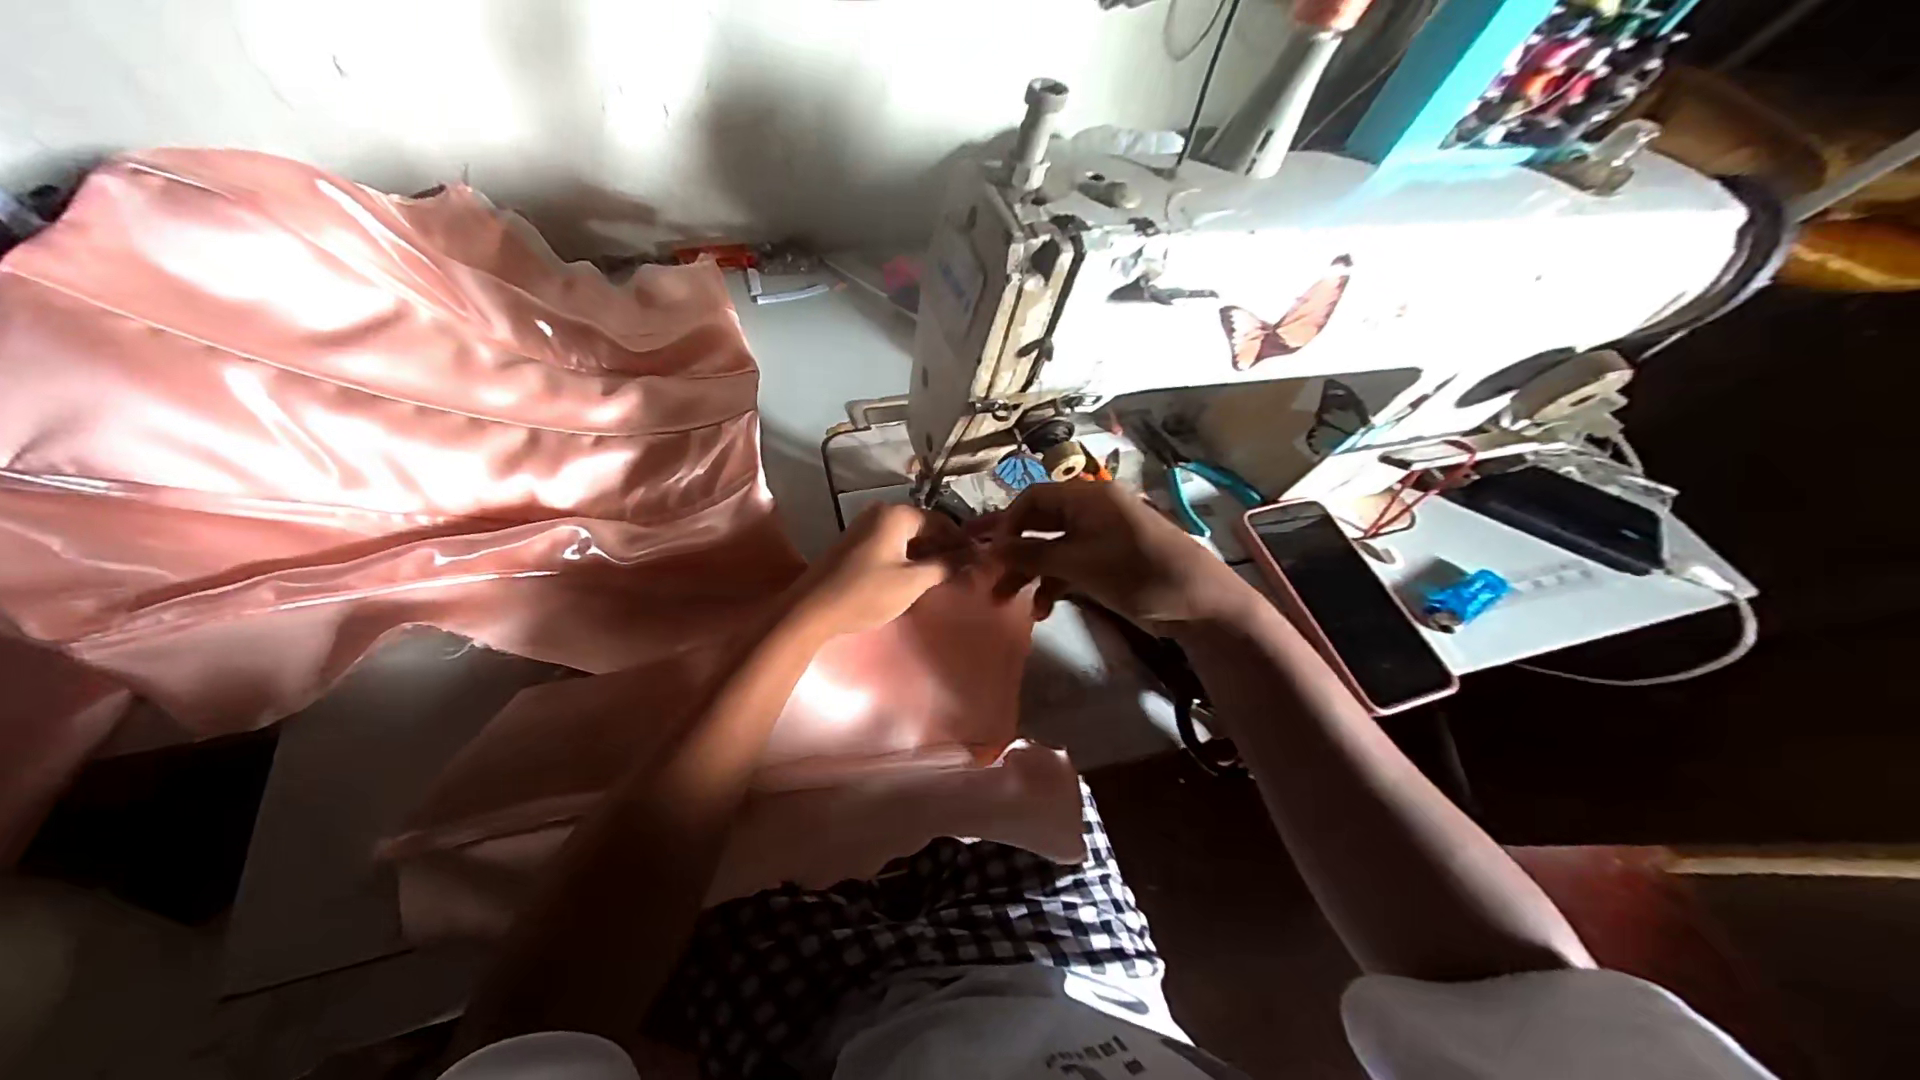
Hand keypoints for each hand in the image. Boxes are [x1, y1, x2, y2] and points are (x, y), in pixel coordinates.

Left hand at [789, 503, 959, 637]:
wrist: (811, 610)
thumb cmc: (866, 593)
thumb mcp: (912, 582)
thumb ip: (945, 565)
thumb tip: (972, 555)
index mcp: (896, 514)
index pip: (941, 520)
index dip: (961, 540)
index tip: (977, 560)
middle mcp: (881, 512)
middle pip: (924, 525)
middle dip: (944, 546)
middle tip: (963, 571)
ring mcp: (865, 527)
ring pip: (907, 536)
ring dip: (926, 553)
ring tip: (943, 576)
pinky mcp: (855, 544)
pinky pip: (891, 543)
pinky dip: (907, 556)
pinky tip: (916, 577)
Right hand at [979, 482, 1260, 632]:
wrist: (1198, 602)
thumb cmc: (1137, 573)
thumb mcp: (1079, 564)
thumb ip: (1032, 556)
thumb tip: (993, 550)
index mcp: (1086, 497)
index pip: (1032, 498)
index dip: (1008, 524)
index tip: (991, 553)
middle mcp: (1090, 511)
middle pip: (1039, 524)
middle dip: (1014, 553)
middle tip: (991, 581)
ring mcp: (1099, 538)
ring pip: (1051, 549)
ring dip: (1029, 573)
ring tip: (1007, 601)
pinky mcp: (1106, 562)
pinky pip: (1069, 566)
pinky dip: (1053, 584)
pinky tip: (1043, 610)